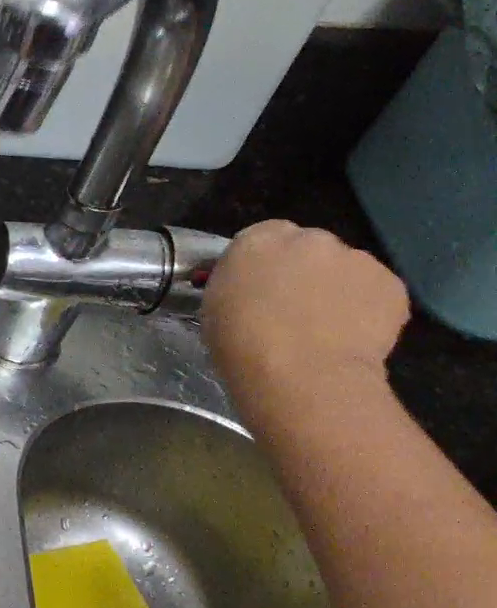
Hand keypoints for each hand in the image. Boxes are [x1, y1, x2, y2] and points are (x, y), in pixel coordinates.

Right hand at [202, 220, 408, 396]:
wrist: (300, 371)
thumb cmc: (239, 340)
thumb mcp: (216, 302)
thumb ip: (239, 281)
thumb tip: (255, 286)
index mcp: (257, 241)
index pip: (261, 236)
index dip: (261, 261)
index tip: (256, 285)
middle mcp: (311, 239)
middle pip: (308, 247)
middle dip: (303, 270)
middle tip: (290, 305)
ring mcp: (357, 259)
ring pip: (344, 268)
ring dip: (335, 287)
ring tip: (322, 325)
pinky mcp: (392, 284)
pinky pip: (373, 291)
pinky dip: (363, 306)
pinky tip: (347, 332)